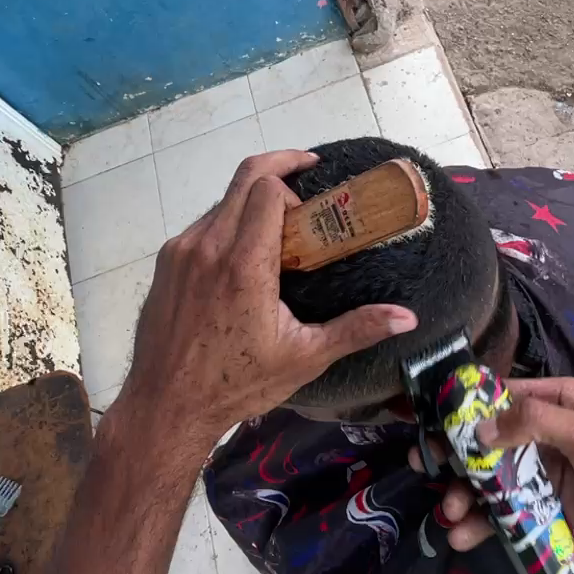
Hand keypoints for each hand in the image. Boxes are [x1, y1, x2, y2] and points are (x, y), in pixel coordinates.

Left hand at [122, 150, 416, 443]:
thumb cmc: (236, 384)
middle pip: (244, 177)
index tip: (314, 203)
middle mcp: (208, 246)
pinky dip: (229, 223)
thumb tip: (408, 317)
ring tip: (280, 226)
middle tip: (308, 173)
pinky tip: (245, 254)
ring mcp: (181, 251)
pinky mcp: (166, 262)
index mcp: (244, 264)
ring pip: (222, 200)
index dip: (293, 186)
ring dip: (253, 200)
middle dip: (279, 166)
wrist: (164, 407)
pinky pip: (203, 224)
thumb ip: (357, 329)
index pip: (266, 188)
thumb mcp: (304, 357)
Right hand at [414, 375, 573, 573]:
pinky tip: (463, 535)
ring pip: (491, 476)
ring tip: (449, 514)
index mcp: (559, 401)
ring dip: (465, 493)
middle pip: (489, 437)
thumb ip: (537, 422)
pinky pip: (505, 510)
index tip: (430, 421)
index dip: (466, 406)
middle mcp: (546, 431)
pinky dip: (483, 521)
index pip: (503, 395)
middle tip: (420, 465)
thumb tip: (480, 427)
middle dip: (456, 454)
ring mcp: (543, 471)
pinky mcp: (544, 507)